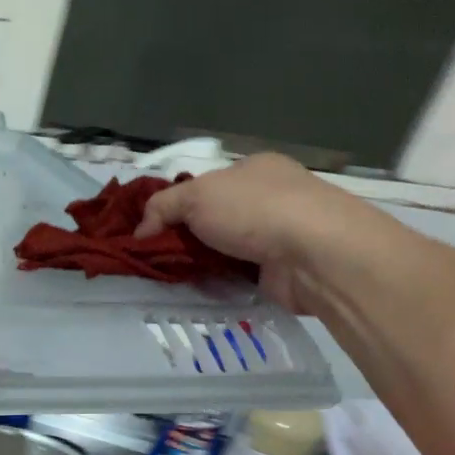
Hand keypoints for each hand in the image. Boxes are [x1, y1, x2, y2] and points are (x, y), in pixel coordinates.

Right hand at [134, 153, 401, 313]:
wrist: (315, 253)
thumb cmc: (255, 210)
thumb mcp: (196, 196)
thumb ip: (161, 207)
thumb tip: (139, 231)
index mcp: (253, 168)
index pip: (203, 184)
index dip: (173, 204)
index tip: (148, 227)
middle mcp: (267, 196)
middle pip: (209, 217)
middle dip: (182, 235)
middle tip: (151, 254)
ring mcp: (275, 232)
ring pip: (220, 246)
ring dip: (196, 259)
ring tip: (166, 274)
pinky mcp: (277, 266)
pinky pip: (233, 272)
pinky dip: (215, 279)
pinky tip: (195, 286)